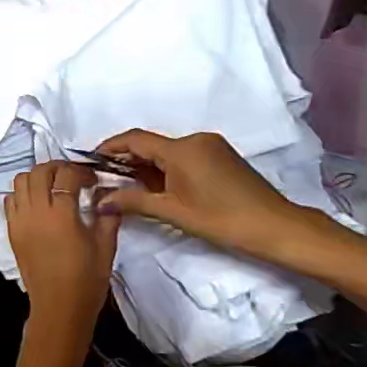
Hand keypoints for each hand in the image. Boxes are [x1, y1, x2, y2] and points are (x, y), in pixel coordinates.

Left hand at [5, 161, 120, 350]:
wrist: (59, 307)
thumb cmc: (86, 279)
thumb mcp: (105, 246)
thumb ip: (107, 215)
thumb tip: (107, 195)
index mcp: (61, 215)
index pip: (67, 176)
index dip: (82, 172)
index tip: (93, 181)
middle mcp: (36, 212)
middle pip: (39, 172)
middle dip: (58, 168)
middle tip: (73, 178)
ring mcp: (20, 220)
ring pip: (20, 181)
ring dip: (37, 177)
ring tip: (54, 187)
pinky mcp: (12, 231)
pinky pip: (10, 200)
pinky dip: (22, 193)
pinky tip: (38, 203)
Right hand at [95, 130, 315, 260]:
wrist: (276, 227)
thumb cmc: (222, 219)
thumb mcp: (173, 212)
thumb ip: (133, 202)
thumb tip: (99, 201)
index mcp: (181, 149)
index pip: (135, 139)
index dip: (110, 147)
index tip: (90, 159)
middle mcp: (195, 140)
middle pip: (151, 144)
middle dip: (126, 159)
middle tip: (104, 178)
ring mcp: (210, 146)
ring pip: (167, 151)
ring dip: (146, 166)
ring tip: (126, 187)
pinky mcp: (220, 156)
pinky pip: (183, 156)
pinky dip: (165, 168)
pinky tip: (156, 187)